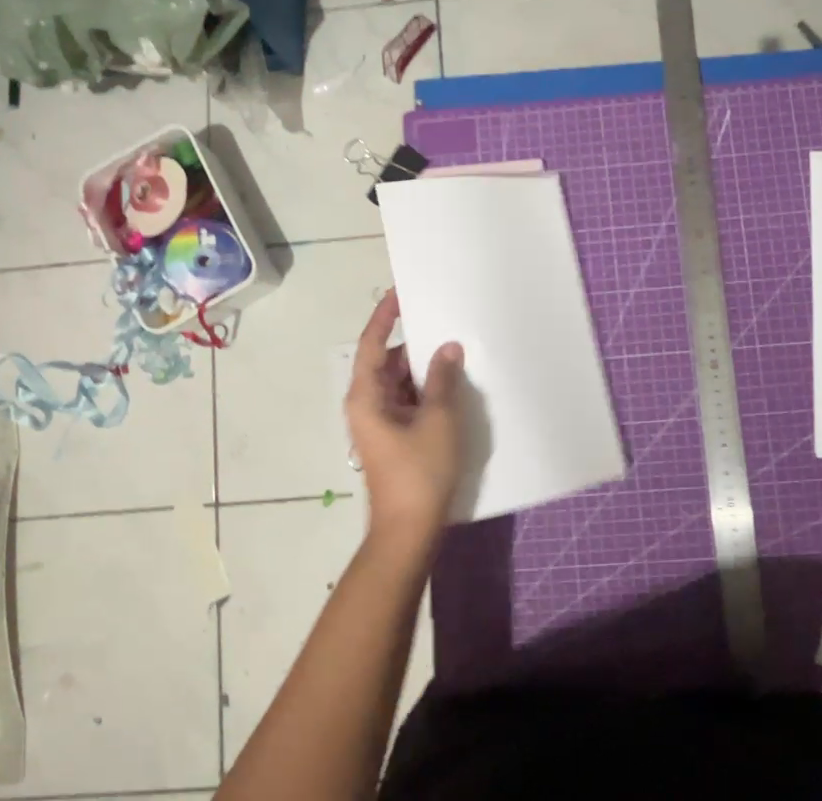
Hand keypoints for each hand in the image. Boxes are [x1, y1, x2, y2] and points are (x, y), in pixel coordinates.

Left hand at [345, 290, 466, 547]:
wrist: (408, 530)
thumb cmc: (418, 472)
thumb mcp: (438, 420)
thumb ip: (443, 379)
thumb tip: (447, 347)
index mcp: (366, 395)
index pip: (373, 344)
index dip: (385, 315)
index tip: (400, 290)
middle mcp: (367, 404)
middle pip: (387, 362)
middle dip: (413, 343)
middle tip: (442, 319)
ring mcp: (380, 423)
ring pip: (400, 383)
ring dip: (424, 369)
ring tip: (454, 348)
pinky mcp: (394, 438)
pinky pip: (409, 402)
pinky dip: (427, 390)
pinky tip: (453, 384)